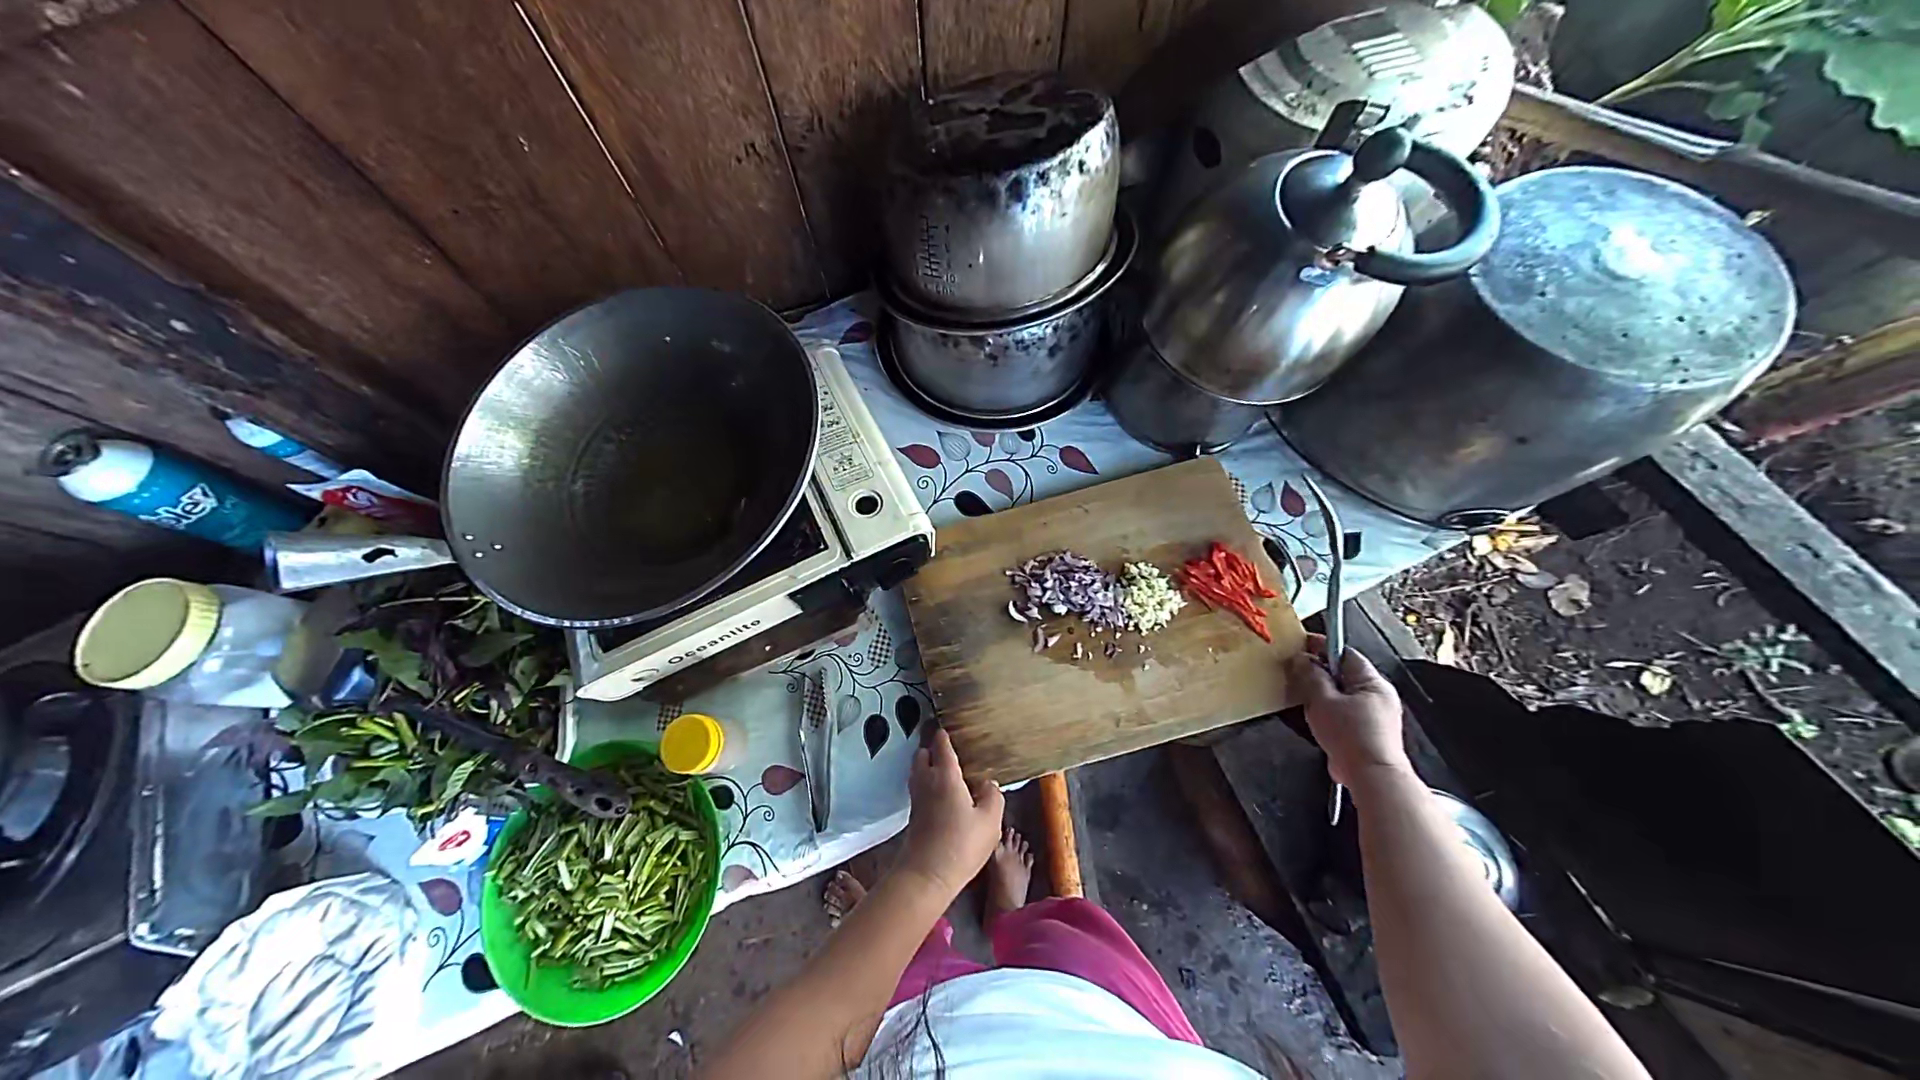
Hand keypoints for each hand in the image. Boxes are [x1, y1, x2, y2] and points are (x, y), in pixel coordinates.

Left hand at [897, 727, 1004, 895]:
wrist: (926, 876)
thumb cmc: (960, 845)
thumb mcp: (990, 821)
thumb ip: (993, 796)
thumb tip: (988, 783)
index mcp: (945, 775)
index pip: (941, 745)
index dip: (945, 735)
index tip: (950, 728)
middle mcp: (926, 781)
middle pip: (922, 754)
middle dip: (933, 749)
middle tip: (950, 752)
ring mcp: (916, 798)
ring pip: (918, 771)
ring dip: (928, 766)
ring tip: (947, 772)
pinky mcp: (913, 815)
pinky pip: (919, 788)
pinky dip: (927, 784)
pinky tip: (942, 795)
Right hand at [1287, 634, 1411, 788]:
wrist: (1372, 776)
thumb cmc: (1352, 737)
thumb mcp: (1322, 700)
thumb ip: (1310, 676)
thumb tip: (1302, 659)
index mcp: (1372, 682)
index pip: (1345, 653)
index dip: (1322, 647)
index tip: (1302, 645)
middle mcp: (1380, 695)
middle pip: (1344, 673)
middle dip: (1320, 672)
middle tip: (1297, 673)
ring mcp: (1377, 715)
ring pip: (1344, 693)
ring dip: (1324, 693)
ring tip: (1305, 697)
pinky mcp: (1371, 732)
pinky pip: (1347, 711)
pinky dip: (1331, 710)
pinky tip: (1317, 718)